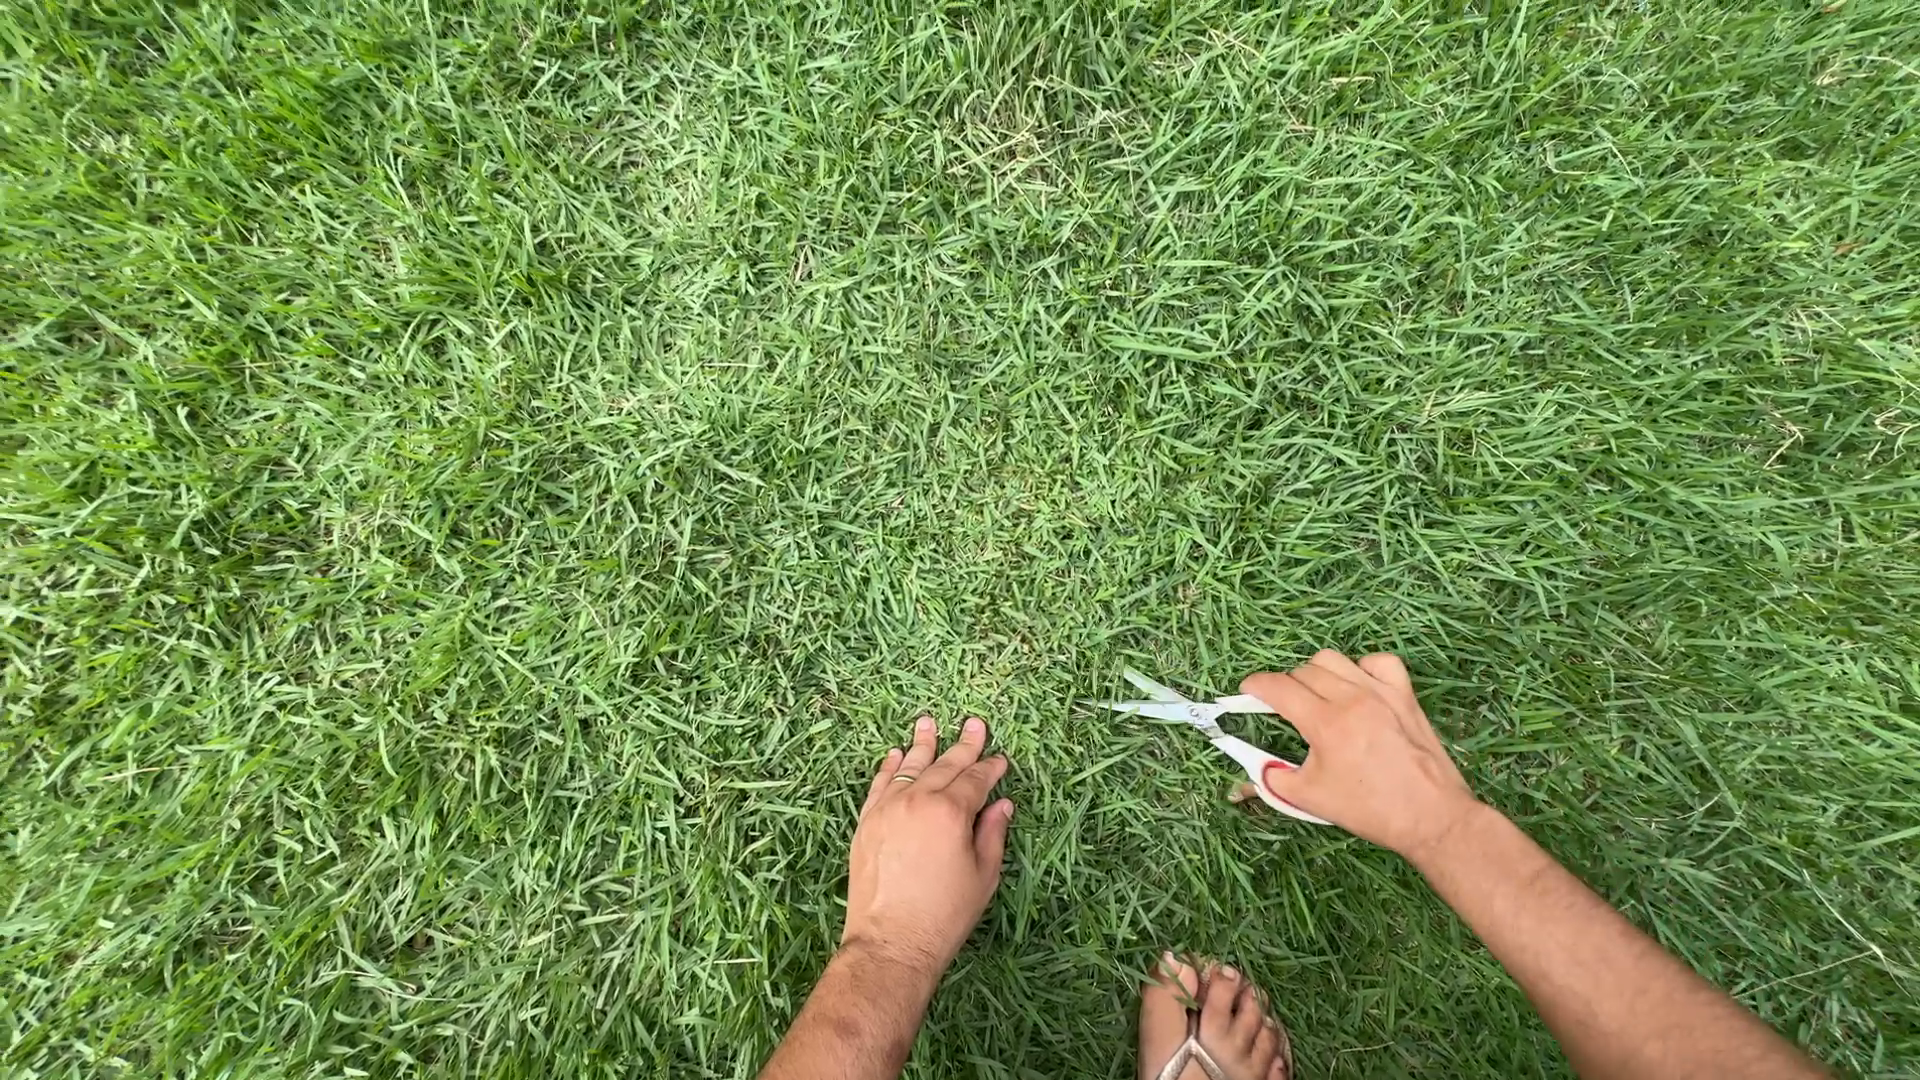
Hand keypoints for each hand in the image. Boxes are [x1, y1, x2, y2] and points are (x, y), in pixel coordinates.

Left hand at [842, 715, 1013, 976]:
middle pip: (945, 765)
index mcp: (951, 812)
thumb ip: (992, 833)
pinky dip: (888, 767)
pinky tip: (894, 754)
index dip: (990, 768)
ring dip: (922, 743)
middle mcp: (918, 800)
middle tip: (974, 723)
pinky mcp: (867, 821)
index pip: (975, 779)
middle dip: (963, 744)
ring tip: (927, 722)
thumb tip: (1002, 804)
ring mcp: (888, 807)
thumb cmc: (945, 914)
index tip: (1000, 758)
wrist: (890, 942)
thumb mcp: (982, 876)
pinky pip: (879, 784)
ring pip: (909, 766)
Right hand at [1243, 650, 1479, 858]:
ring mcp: (1382, 693)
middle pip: (1302, 671)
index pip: (1277, 687)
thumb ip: (1272, 777)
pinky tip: (1358, 688)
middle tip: (1284, 708)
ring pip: (1333, 660)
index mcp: (1326, 723)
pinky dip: (1361, 669)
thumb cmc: (1369, 809)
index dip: (1254, 686)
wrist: (1433, 818)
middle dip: (1285, 686)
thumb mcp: (1310, 798)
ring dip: (1317, 674)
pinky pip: (1378, 662)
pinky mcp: (1405, 696)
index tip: (1246, 693)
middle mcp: (1352, 699)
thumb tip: (1251, 768)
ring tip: (1318, 696)